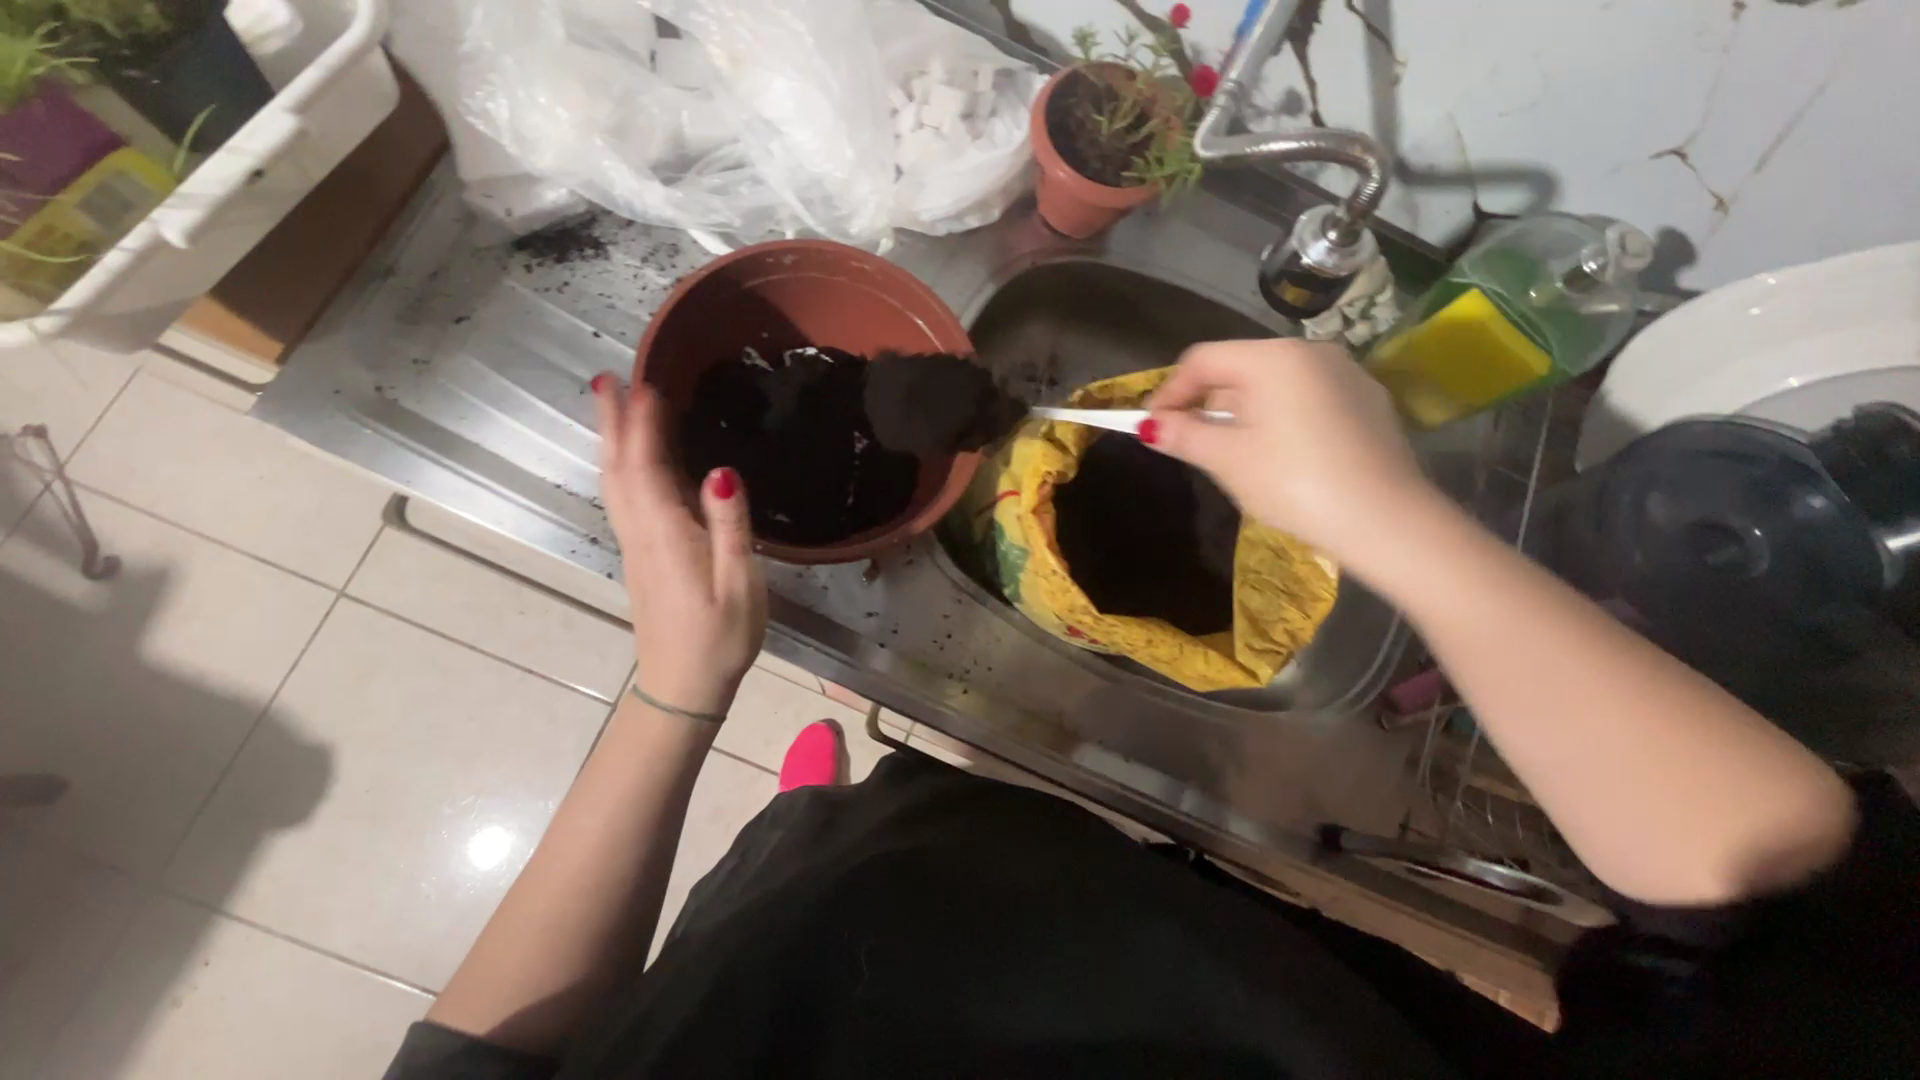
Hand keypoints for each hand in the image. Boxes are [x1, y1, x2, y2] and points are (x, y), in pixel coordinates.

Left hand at [592, 373, 766, 717]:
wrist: (683, 686)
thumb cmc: (720, 637)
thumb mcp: (739, 583)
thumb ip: (729, 526)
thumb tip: (719, 470)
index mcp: (665, 533)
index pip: (647, 466)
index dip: (645, 423)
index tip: (646, 381)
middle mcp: (641, 533)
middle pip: (619, 469)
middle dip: (613, 422)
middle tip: (607, 379)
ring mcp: (636, 546)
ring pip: (615, 483)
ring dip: (612, 442)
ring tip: (611, 407)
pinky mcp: (640, 558)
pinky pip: (623, 499)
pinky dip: (622, 468)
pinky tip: (631, 463)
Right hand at [1142, 339, 1432, 559]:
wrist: (1387, 522)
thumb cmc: (1295, 483)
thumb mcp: (1228, 460)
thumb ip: (1184, 435)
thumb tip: (1150, 425)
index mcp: (1274, 357)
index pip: (1203, 359)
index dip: (1169, 391)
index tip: (1151, 427)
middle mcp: (1312, 352)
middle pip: (1239, 368)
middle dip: (1207, 402)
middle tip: (1190, 444)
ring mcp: (1347, 375)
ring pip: (1274, 384)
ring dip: (1243, 412)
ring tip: (1234, 455)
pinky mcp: (1368, 402)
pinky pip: (1307, 399)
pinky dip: (1281, 419)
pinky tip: (1283, 458)